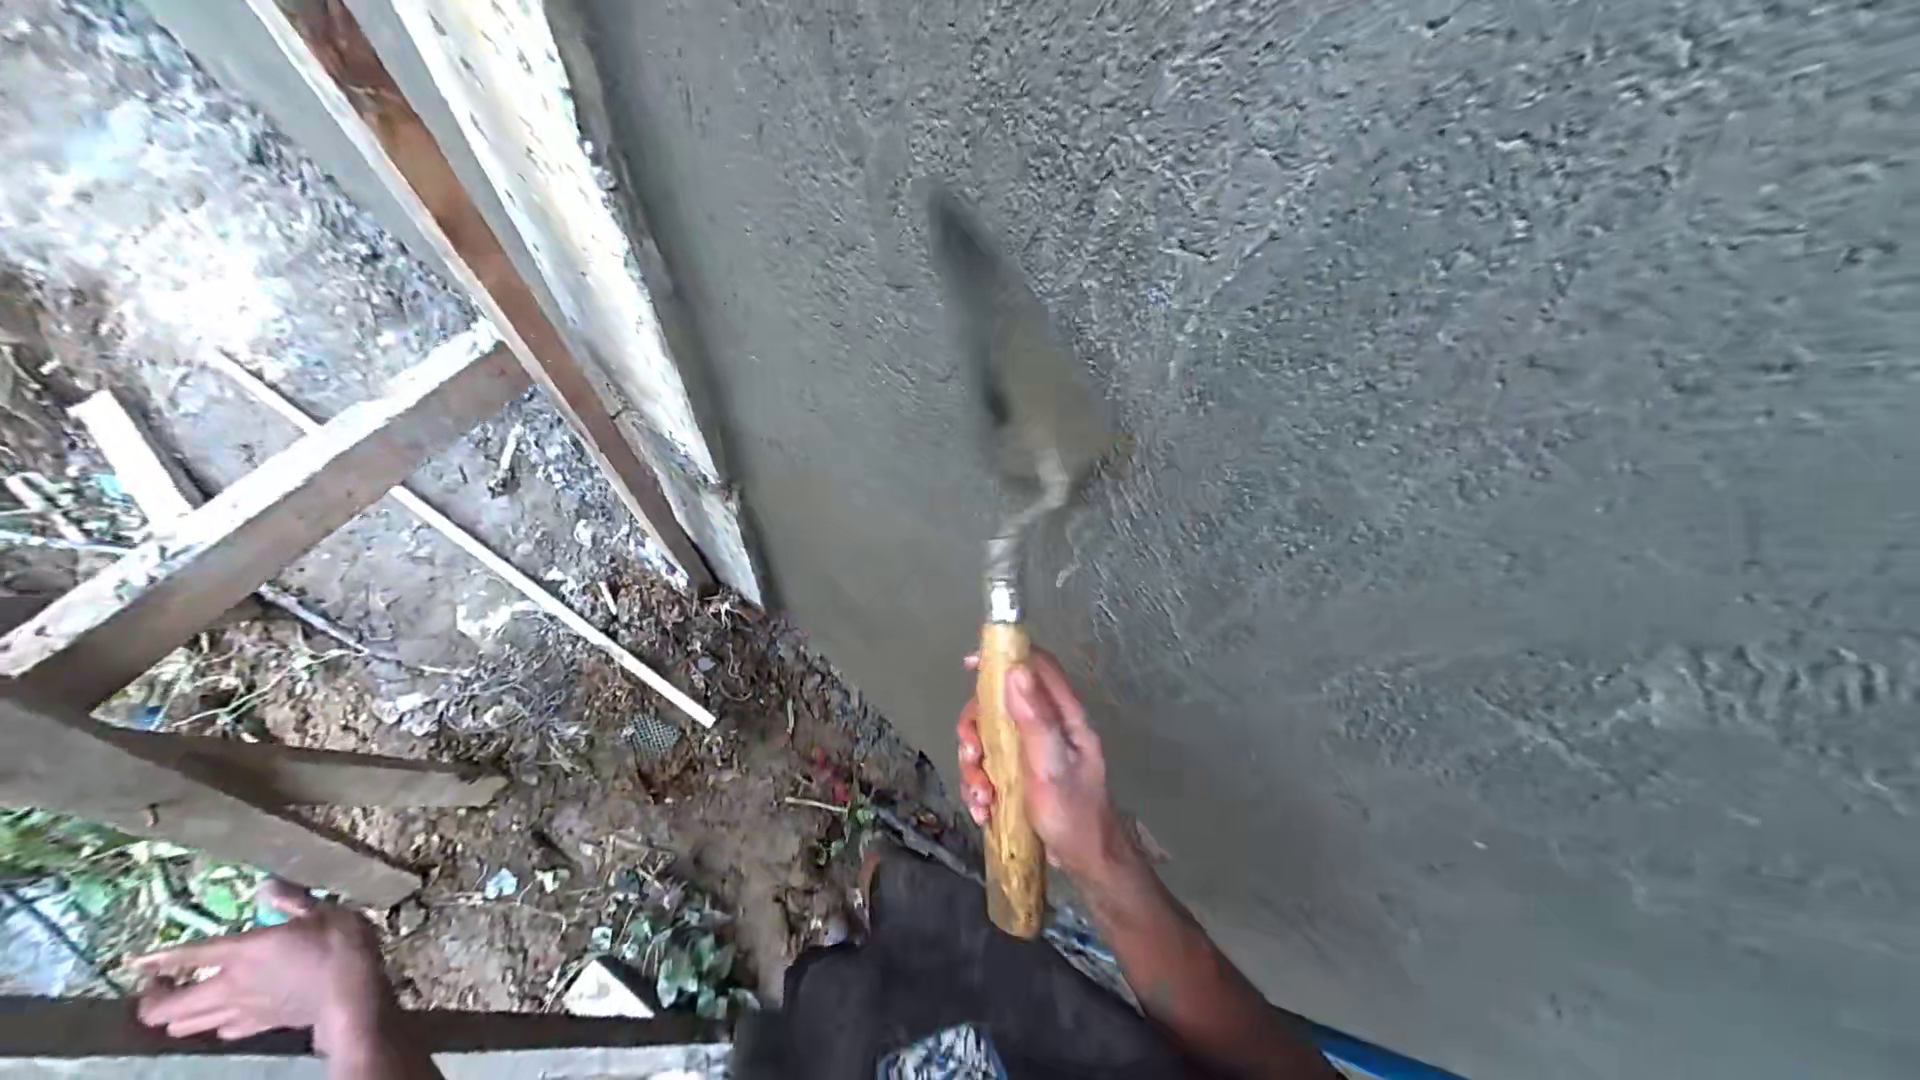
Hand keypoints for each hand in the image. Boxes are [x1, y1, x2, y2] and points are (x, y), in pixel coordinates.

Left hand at [134, 880, 396, 1055]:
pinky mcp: (254, 1027)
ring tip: (187, 1002)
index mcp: (245, 952)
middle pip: (164, 1009)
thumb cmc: (339, 945)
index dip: (160, 958)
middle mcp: (229, 985)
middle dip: (152, 1001)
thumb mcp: (324, 912)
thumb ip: (292, 902)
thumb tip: (266, 885)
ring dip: (177, 1015)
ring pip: (181, 1026)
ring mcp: (238, 1011)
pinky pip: (218, 1030)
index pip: (190, 954)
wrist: (349, 991)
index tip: (136, 962)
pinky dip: (214, 1023)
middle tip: (160, 986)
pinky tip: (227, 1013)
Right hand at [958, 647, 1131, 882]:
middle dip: (976, 730)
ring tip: (981, 798)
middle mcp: (1047, 726)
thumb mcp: (1052, 766)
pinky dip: (979, 786)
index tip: (970, 665)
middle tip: (972, 757)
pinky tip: (983, 810)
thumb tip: (1015, 670)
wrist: (1087, 865)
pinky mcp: (1021, 775)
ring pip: (989, 739)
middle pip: (999, 704)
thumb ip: (1035, 719)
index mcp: (1064, 716)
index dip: (1005, 657)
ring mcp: (1033, 751)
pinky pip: (990, 767)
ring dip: (975, 767)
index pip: (1036, 667)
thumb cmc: (1074, 814)